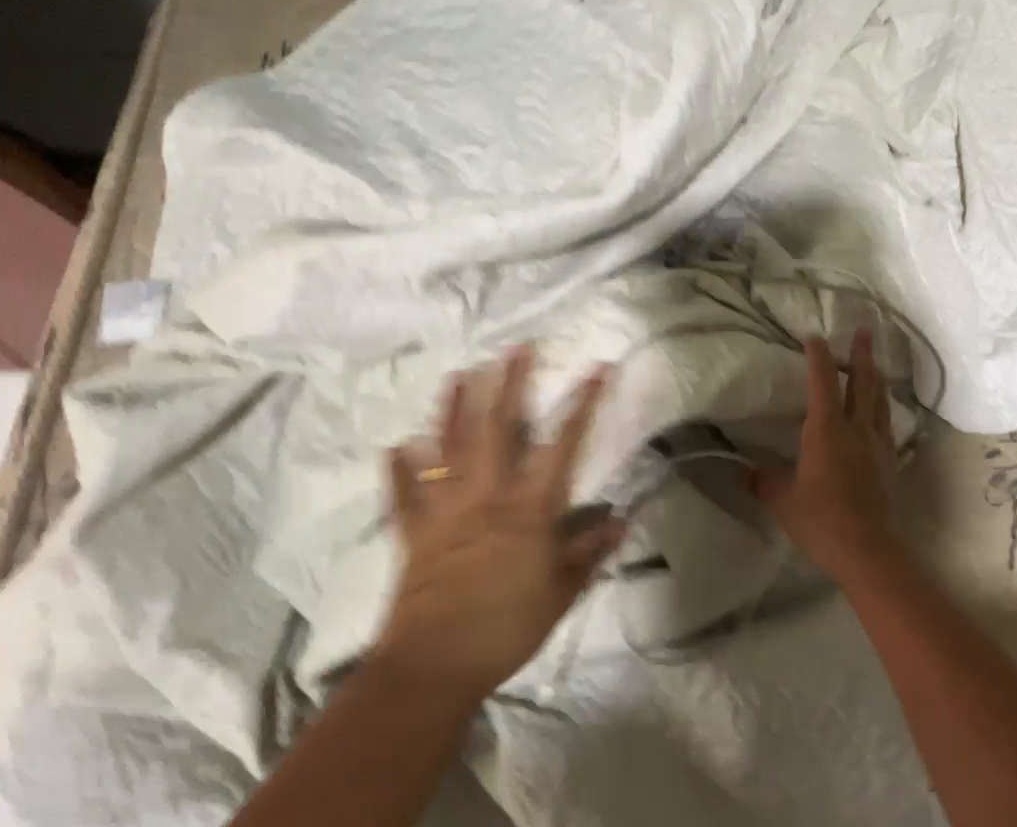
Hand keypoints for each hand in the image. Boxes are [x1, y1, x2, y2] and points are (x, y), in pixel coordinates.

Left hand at [374, 346, 625, 700]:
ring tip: (459, 374)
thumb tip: (620, 519)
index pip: (562, 444)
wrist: (431, 668)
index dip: (582, 404)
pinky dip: (398, 471)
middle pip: (497, 430)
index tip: (596, 369)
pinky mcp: (413, 536)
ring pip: (447, 450)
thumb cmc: (507, 628)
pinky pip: (403, 497)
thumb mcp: (563, 592)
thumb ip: (589, 551)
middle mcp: (485, 498)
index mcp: (528, 509)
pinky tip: (395, 447)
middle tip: (515, 348)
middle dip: (508, 385)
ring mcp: (444, 514)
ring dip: (453, 409)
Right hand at [753, 330, 897, 579]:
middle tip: (866, 329)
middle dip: (862, 354)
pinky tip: (881, 411)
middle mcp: (856, 428)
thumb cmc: (820, 520)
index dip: (818, 356)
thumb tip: (744, 470)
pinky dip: (882, 408)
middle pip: (863, 382)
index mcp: (827, 429)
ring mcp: (877, 444)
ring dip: (876, 377)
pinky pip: (886, 423)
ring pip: (880, 400)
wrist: (867, 548)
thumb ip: (764, 480)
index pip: (823, 382)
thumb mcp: (782, 500)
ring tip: (876, 363)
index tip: (814, 336)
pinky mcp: (889, 462)